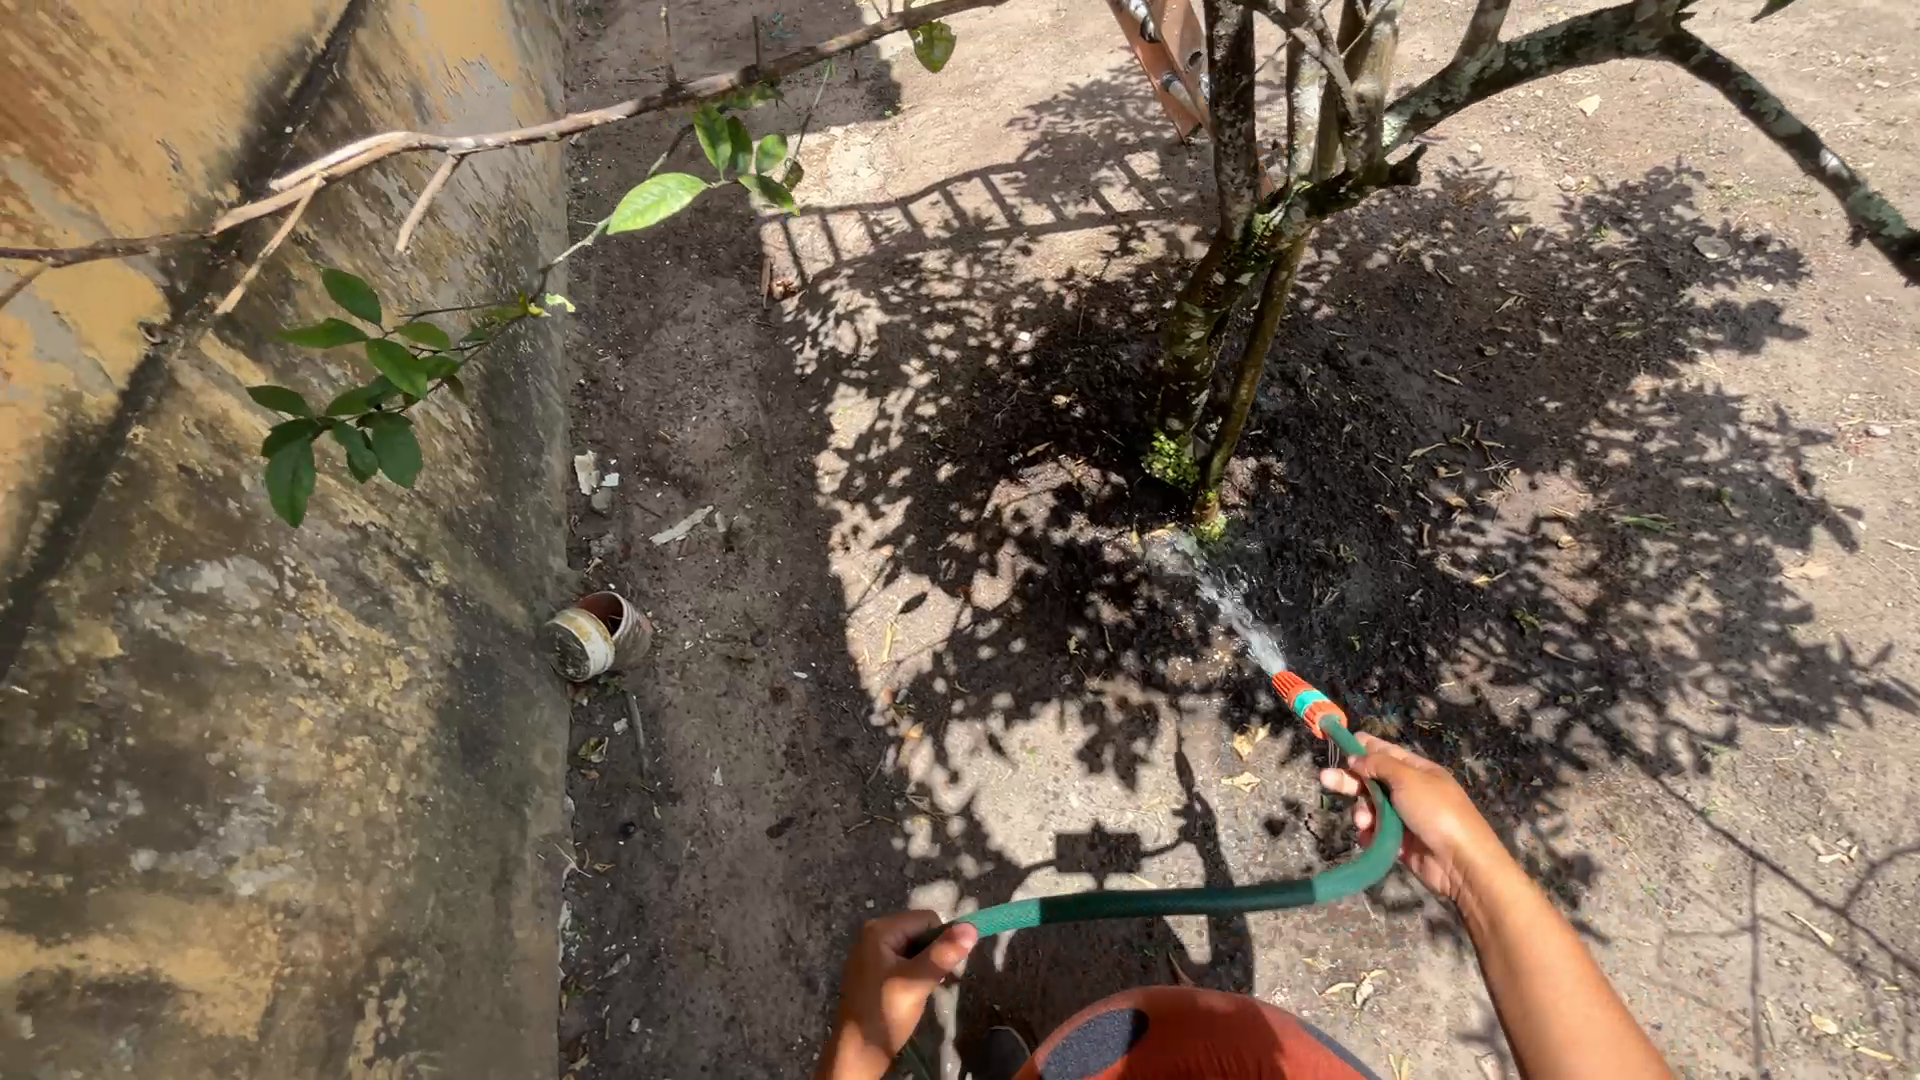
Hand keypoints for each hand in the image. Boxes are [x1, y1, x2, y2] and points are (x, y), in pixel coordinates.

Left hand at [814, 911, 978, 1079]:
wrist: (855, 1056)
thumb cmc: (884, 1014)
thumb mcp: (916, 982)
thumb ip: (942, 954)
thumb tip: (971, 928)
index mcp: (880, 929)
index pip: (926, 919)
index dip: (942, 940)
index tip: (948, 969)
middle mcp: (873, 934)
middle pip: (919, 932)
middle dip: (933, 954)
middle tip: (936, 982)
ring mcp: (871, 954)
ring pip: (913, 948)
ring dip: (925, 966)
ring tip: (923, 990)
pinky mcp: (873, 972)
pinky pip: (903, 961)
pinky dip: (914, 974)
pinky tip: (912, 994)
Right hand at [1319, 733, 1509, 904]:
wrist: (1462, 864)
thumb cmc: (1437, 813)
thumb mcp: (1408, 779)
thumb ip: (1378, 764)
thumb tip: (1355, 757)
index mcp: (1416, 771)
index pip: (1383, 752)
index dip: (1360, 747)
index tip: (1337, 745)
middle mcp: (1408, 790)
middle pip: (1369, 779)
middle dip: (1349, 779)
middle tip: (1325, 779)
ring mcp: (1402, 816)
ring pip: (1368, 805)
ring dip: (1361, 811)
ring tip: (1363, 822)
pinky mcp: (1397, 840)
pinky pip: (1373, 830)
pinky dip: (1368, 833)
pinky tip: (1369, 836)